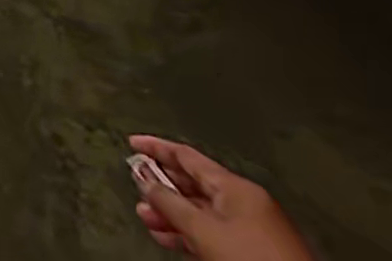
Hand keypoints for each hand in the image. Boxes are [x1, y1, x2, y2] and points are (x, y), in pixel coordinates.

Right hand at [128, 135, 315, 260]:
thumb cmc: (252, 259)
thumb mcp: (201, 228)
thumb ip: (167, 200)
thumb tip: (144, 179)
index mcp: (237, 187)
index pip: (187, 155)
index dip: (156, 147)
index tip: (133, 143)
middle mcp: (248, 201)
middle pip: (194, 183)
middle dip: (162, 187)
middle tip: (138, 187)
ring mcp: (255, 227)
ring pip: (202, 210)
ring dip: (172, 213)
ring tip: (149, 220)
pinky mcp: (258, 250)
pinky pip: (215, 230)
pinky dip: (191, 230)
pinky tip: (174, 239)